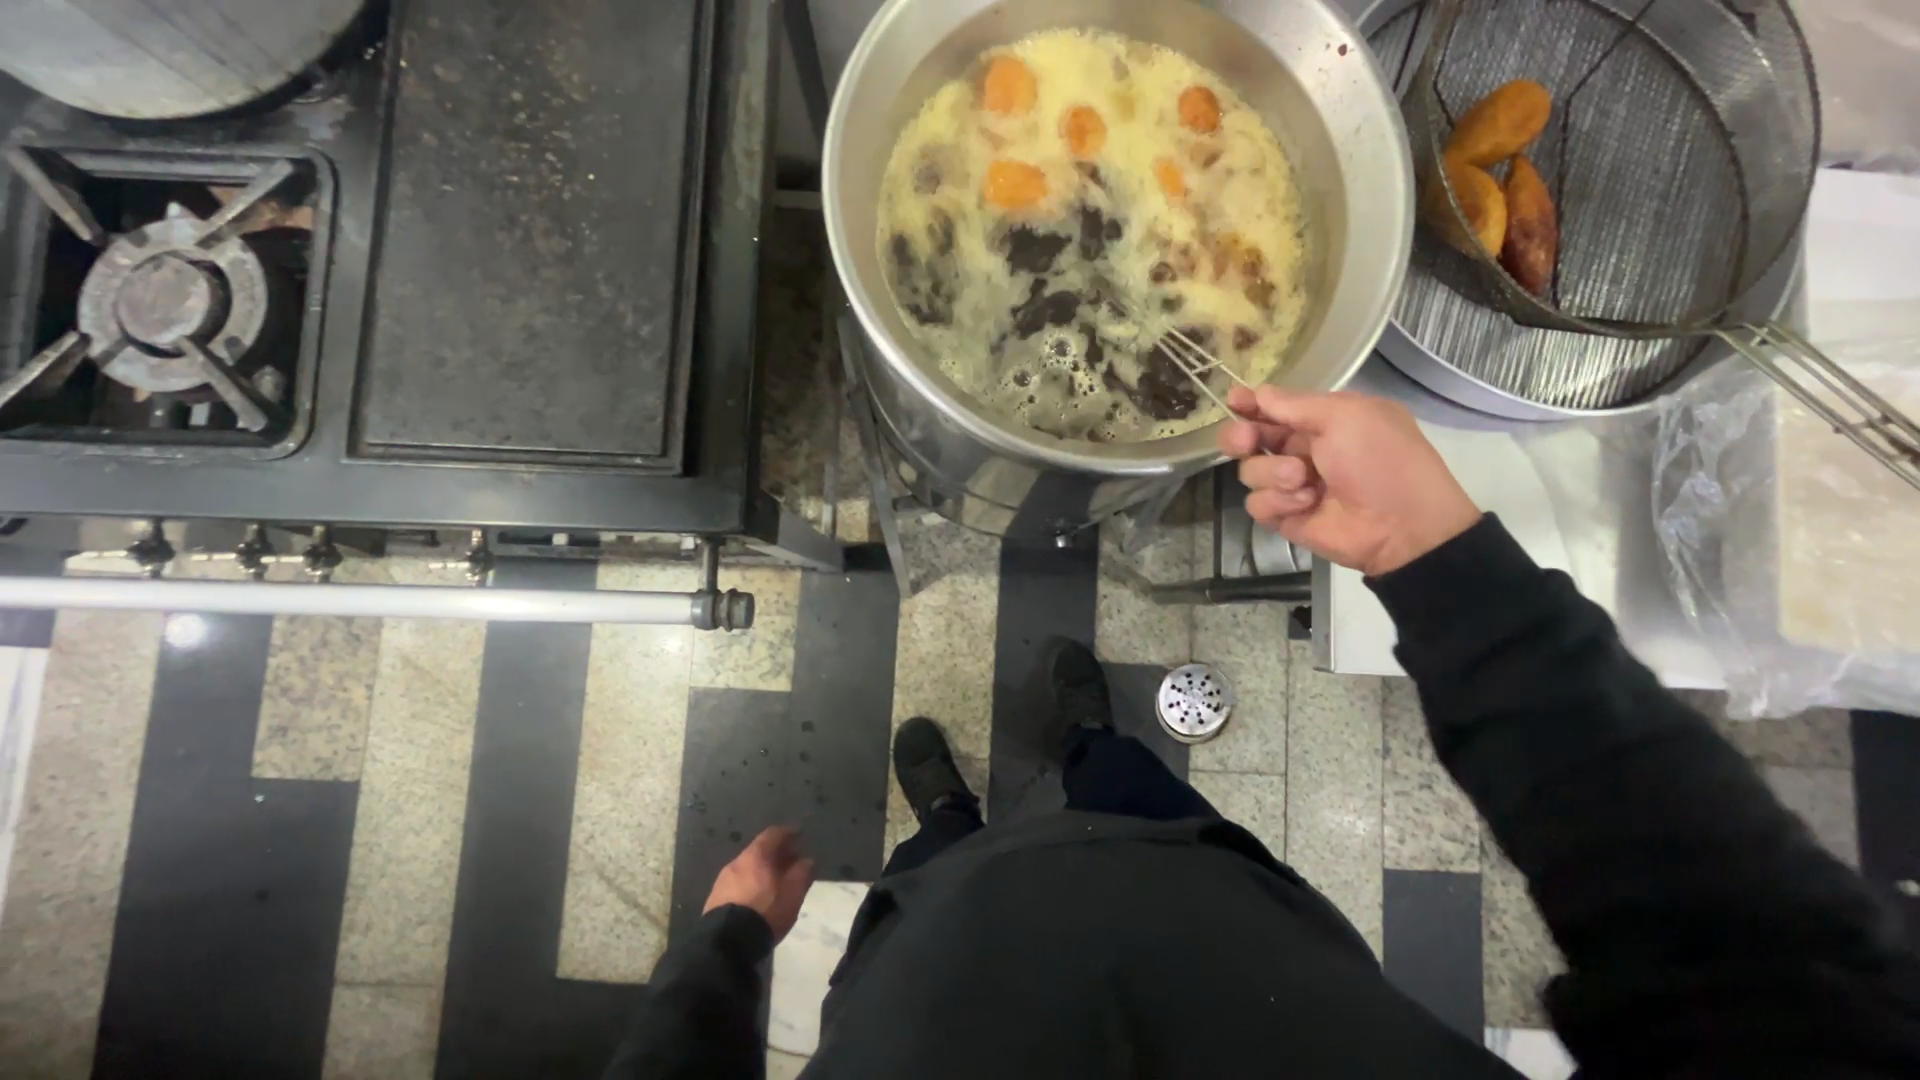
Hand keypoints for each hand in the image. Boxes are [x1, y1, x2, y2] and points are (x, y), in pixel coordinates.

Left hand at [704, 826, 815, 941]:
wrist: (726, 943)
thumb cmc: (765, 911)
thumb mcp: (793, 893)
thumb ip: (802, 872)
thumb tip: (806, 860)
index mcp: (756, 855)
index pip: (773, 834)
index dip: (788, 833)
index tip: (799, 837)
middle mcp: (737, 862)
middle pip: (759, 851)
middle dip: (775, 855)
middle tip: (790, 863)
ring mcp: (722, 880)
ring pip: (746, 868)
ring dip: (761, 871)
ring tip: (774, 884)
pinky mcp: (714, 899)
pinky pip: (736, 884)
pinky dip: (749, 885)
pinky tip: (756, 898)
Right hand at [1218, 386, 1482, 577]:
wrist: (1402, 525)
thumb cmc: (1381, 459)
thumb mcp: (1346, 416)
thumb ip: (1296, 405)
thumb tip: (1259, 394)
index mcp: (1322, 421)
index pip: (1275, 407)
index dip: (1251, 403)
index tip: (1233, 401)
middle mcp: (1302, 450)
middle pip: (1249, 438)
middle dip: (1241, 436)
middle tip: (1246, 441)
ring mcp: (1290, 485)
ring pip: (1250, 471)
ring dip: (1272, 472)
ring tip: (1302, 480)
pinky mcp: (1284, 516)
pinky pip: (1257, 503)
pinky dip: (1278, 502)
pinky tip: (1306, 503)